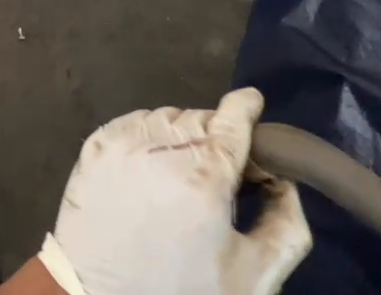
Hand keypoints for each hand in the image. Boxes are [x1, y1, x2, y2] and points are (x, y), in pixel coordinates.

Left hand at [38, 87, 308, 294]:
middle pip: (202, 119)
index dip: (246, 108)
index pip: (232, 119)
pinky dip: (149, 136)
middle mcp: (162, 147)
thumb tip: (284, 179)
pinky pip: (135, 122)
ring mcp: (124, 142)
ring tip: (183, 175)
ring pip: (168, 117)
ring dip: (182, 136)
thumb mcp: (253, 277)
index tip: (253, 104)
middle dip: (217, 136)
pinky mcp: (96, 145)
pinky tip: (152, 168)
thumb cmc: (183, 292)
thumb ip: (285, 223)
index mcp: (205, 176)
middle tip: (220, 172)